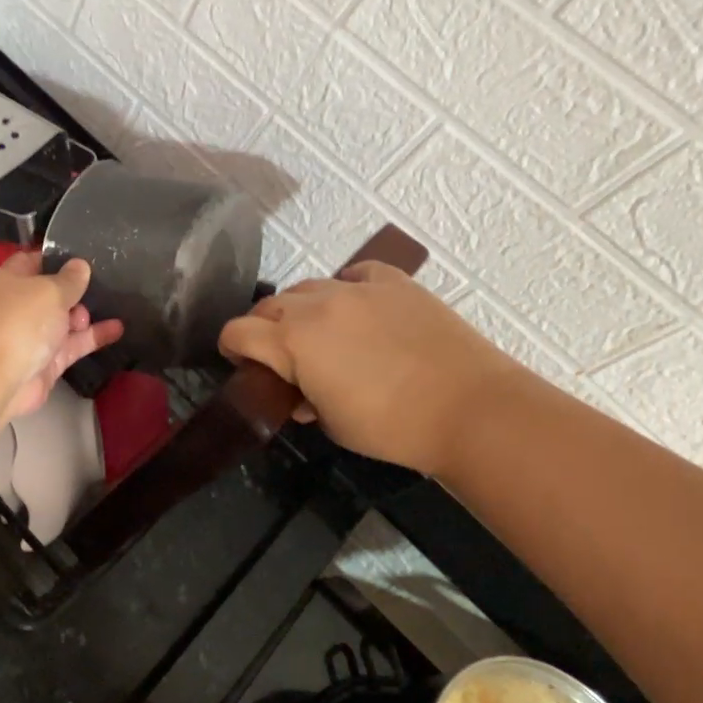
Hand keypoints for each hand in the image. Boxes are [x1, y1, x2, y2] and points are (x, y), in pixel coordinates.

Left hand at [0, 252, 124, 419]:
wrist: (0, 380)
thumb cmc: (21, 323)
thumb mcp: (50, 291)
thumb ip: (70, 279)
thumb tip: (80, 266)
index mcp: (11, 281)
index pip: (33, 260)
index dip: (56, 256)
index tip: (84, 253)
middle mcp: (22, 306)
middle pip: (53, 291)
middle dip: (77, 289)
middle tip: (101, 285)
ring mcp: (35, 335)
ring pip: (65, 319)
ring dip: (85, 314)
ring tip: (108, 307)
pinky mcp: (49, 360)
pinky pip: (74, 344)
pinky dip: (94, 336)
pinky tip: (119, 328)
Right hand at [218, 262, 527, 474]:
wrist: (470, 409)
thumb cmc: (390, 427)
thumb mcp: (330, 423)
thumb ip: (302, 399)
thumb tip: (300, 394)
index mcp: (291, 341)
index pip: (236, 332)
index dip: (232, 350)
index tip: (243, 368)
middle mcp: (316, 306)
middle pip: (268, 306)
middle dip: (264, 329)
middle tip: (281, 358)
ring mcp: (357, 290)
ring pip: (308, 288)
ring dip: (302, 310)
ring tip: (321, 337)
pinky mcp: (395, 284)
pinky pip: (355, 276)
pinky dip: (346, 290)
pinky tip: (356, 310)